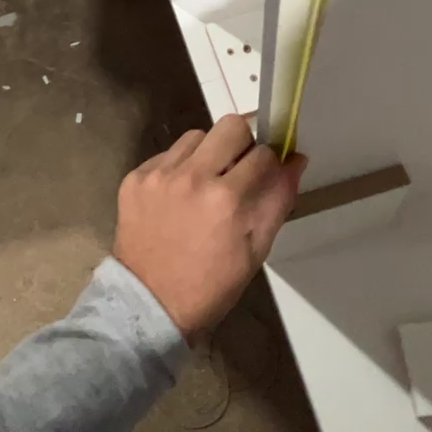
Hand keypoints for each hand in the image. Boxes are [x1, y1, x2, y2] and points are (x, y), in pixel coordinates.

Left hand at [112, 114, 307, 341]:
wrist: (149, 305)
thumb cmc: (211, 285)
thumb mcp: (256, 250)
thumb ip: (277, 199)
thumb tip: (295, 160)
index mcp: (228, 200)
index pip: (264, 154)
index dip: (270, 162)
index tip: (266, 171)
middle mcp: (193, 177)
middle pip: (231, 126)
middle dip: (243, 143)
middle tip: (238, 168)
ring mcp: (160, 174)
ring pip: (198, 136)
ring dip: (208, 153)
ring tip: (205, 183)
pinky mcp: (135, 177)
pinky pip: (168, 154)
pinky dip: (179, 167)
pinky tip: (178, 195)